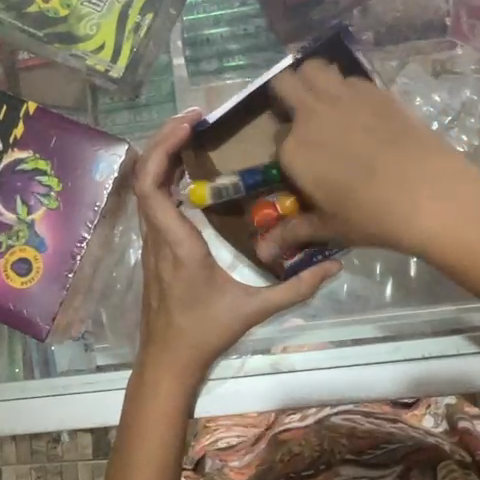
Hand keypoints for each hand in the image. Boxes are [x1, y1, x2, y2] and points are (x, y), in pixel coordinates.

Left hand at [134, 113, 339, 381]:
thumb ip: (295, 288)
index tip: (189, 125)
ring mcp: (151, 243)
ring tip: (192, 135)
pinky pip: (152, 203)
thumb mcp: (253, 311)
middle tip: (194, 118)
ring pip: (144, 189)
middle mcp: (158, 238)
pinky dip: (163, 178)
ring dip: (162, 157)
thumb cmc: (205, 334)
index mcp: (177, 246)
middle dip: (163, 141)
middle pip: (144, 178)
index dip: (163, 150)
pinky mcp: (154, 249)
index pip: (152, 189)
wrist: (167, 360)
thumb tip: (335, 265)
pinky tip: (188, 171)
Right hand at [256, 58, 479, 262]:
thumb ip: (294, 231)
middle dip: (287, 95)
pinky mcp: (376, 91)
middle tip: (299, 115)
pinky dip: (346, 88)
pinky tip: (362, 112)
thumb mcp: (329, 227)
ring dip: (314, 81)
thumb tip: (263, 251)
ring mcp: (345, 98)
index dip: (288, 148)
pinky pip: (349, 78)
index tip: (301, 163)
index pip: (277, 138)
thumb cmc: (372, 217)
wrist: (431, 194)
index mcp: (294, 149)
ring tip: (326, 104)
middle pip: (286, 83)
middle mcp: (312, 115)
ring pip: (315, 68)